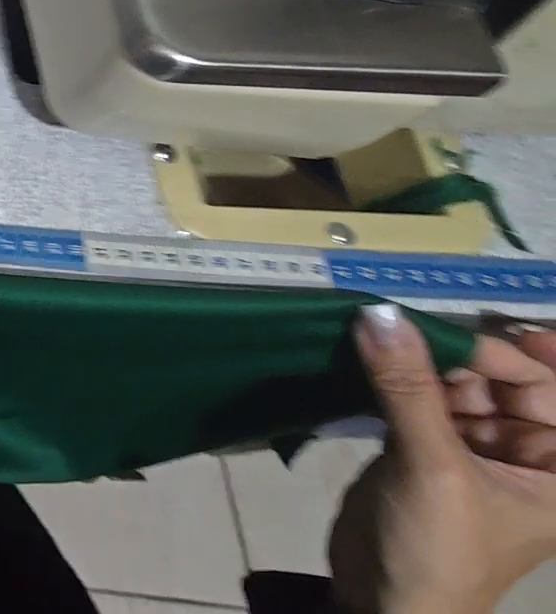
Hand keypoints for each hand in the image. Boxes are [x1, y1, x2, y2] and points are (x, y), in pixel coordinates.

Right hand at [329, 306, 555, 612]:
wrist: (386, 597)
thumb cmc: (442, 545)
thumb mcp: (432, 465)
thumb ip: (407, 388)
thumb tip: (379, 314)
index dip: (536, 357)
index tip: (489, 323)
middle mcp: (529, 455)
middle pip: (506, 384)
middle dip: (463, 352)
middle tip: (406, 325)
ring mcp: (472, 451)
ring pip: (454, 385)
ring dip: (419, 360)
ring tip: (373, 333)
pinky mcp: (422, 448)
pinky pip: (416, 399)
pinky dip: (392, 377)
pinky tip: (363, 358)